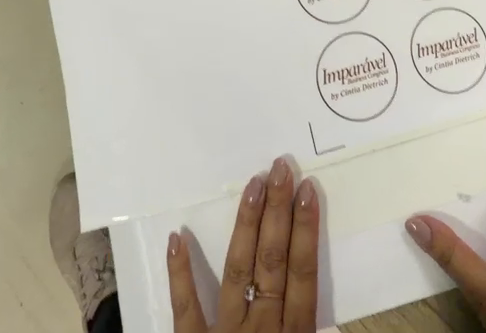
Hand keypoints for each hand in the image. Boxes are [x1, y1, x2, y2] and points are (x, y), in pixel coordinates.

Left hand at [168, 157, 319, 332]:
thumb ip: (305, 320)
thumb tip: (307, 275)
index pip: (302, 273)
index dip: (305, 229)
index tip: (306, 189)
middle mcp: (262, 329)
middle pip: (272, 261)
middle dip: (278, 211)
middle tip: (281, 169)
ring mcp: (224, 332)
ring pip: (237, 271)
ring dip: (246, 225)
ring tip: (253, 184)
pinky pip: (185, 306)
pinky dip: (180, 273)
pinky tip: (179, 237)